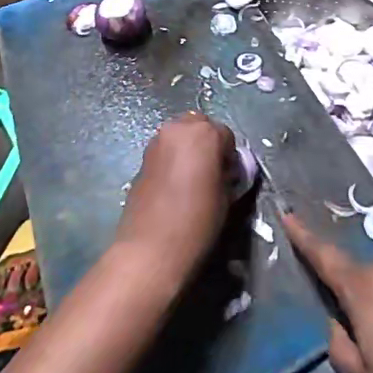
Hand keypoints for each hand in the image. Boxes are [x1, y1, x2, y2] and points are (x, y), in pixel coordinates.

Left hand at [113, 113, 236, 279]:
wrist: (151, 247)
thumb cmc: (196, 222)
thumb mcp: (225, 198)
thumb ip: (228, 175)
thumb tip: (226, 171)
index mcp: (204, 133)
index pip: (226, 134)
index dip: (229, 155)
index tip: (229, 176)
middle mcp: (178, 128)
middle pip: (199, 126)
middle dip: (207, 143)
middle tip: (211, 172)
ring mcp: (157, 140)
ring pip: (179, 134)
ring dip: (188, 147)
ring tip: (191, 178)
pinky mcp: (142, 156)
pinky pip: (164, 148)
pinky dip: (172, 157)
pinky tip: (173, 183)